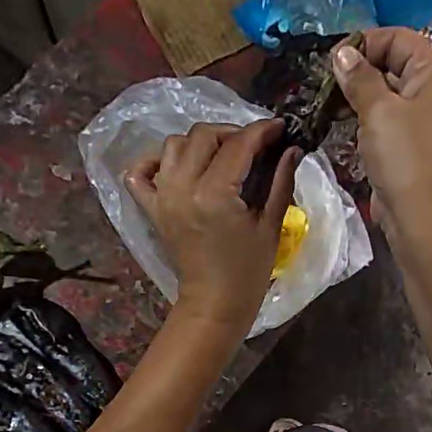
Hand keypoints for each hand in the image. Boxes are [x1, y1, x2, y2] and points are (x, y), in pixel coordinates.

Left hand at [124, 120, 300, 329]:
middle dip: (232, 133)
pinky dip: (154, 162)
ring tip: (220, 156)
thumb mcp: (270, 226)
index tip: (279, 129)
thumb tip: (291, 148)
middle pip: (203, 136)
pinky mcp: (152, 209)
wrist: (215, 303)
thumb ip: (280, 182)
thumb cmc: (248, 271)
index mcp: (214, 194)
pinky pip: (140, 173)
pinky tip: (176, 166)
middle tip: (252, 147)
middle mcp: (183, 188)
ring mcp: (162, 197)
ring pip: (173, 145)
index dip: (262, 131)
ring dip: (198, 143)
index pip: (238, 145)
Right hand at [332, 28, 431, 222]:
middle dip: (357, 70)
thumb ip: (358, 78)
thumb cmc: (404, 157)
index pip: (398, 38)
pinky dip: (363, 118)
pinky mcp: (409, 143)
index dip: (364, 43)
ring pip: (385, 93)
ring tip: (327, 105)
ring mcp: (423, 118)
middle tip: (324, 85)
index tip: (331, 61)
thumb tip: (342, 53)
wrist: (422, 215)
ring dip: (357, 96)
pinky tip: (341, 124)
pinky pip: (384, 119)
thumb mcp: (378, 111)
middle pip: (392, 63)